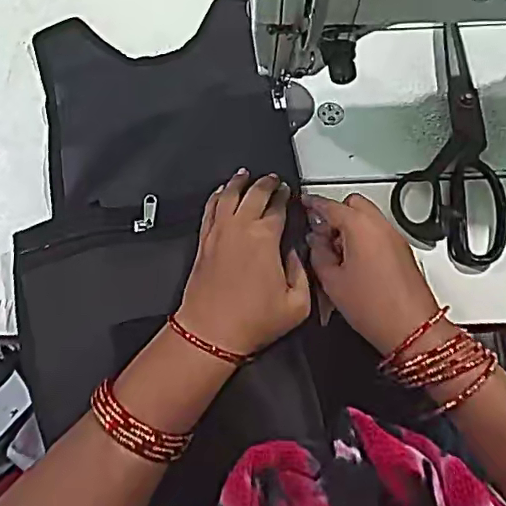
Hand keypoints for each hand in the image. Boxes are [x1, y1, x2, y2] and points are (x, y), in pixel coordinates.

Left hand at [174, 171, 312, 357]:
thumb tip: (295, 255)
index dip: (285, 197)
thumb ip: (302, 272)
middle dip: (266, 183)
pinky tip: (220, 192)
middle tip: (273, 180)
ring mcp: (218, 232)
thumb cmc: (251, 320)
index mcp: (265, 238)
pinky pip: (210, 208)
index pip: (278, 207)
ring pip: (228, 195)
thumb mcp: (297, 304)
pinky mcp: (203, 241)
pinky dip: (217, 196)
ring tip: (245, 175)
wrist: (211, 331)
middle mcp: (239, 229)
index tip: (288, 193)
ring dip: (239, 182)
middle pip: (254, 194)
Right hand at [305, 193, 441, 355]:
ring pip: (367, 217)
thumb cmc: (377, 308)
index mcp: (360, 226)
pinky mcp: (402, 251)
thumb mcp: (332, 281)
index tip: (305, 204)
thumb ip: (318, 253)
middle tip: (321, 235)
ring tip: (337, 253)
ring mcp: (395, 238)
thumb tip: (316, 243)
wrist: (413, 330)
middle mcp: (380, 226)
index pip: (330, 205)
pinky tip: (354, 263)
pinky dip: (364, 238)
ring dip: (351, 226)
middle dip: (335, 214)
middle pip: (353, 204)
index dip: (313, 204)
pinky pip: (378, 232)